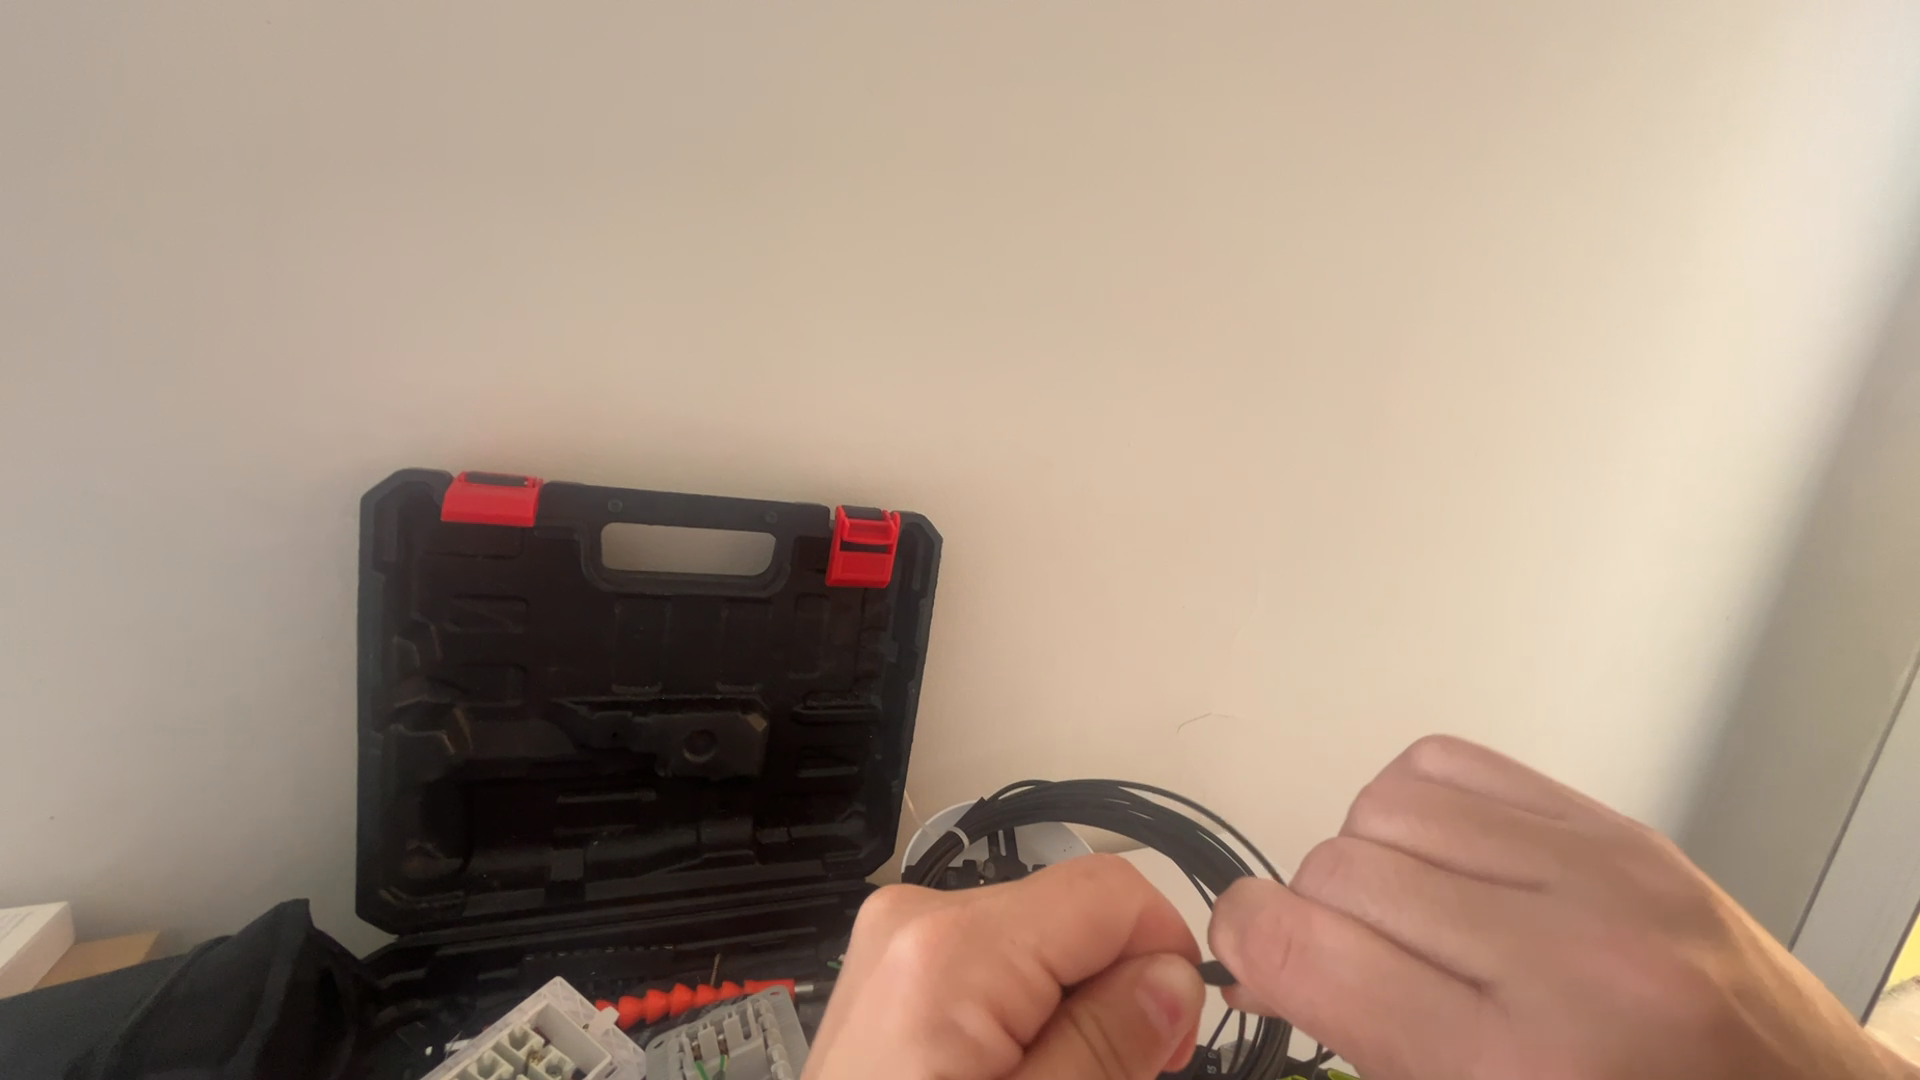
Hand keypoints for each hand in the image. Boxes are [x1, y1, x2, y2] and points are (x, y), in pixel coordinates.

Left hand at [805, 854, 1205, 1079]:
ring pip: (1038, 932)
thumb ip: (1107, 1044)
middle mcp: (916, 914)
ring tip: (1053, 1076)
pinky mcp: (897, 959)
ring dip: (1071, 999)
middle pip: (1070, 908)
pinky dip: (1026, 1002)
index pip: (1106, 889)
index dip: (1162, 951)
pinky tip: (1015, 1064)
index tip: (1172, 1033)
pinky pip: (995, 954)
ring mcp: (899, 933)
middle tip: (1115, 1074)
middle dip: (1112, 984)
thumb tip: (1172, 976)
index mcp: (952, 948)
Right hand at [1208, 734, 1917, 1079]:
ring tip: (1418, 910)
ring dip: (1369, 855)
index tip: (1248, 948)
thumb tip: (1249, 952)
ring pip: (1377, 806)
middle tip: (1360, 957)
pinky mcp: (1615, 826)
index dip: (1243, 934)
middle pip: (1334, 867)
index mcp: (1516, 1068)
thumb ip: (1339, 1032)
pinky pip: (1439, 761)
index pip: (1300, 943)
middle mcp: (1566, 960)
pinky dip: (1416, 804)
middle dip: (1319, 910)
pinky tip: (1451, 859)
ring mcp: (1602, 876)